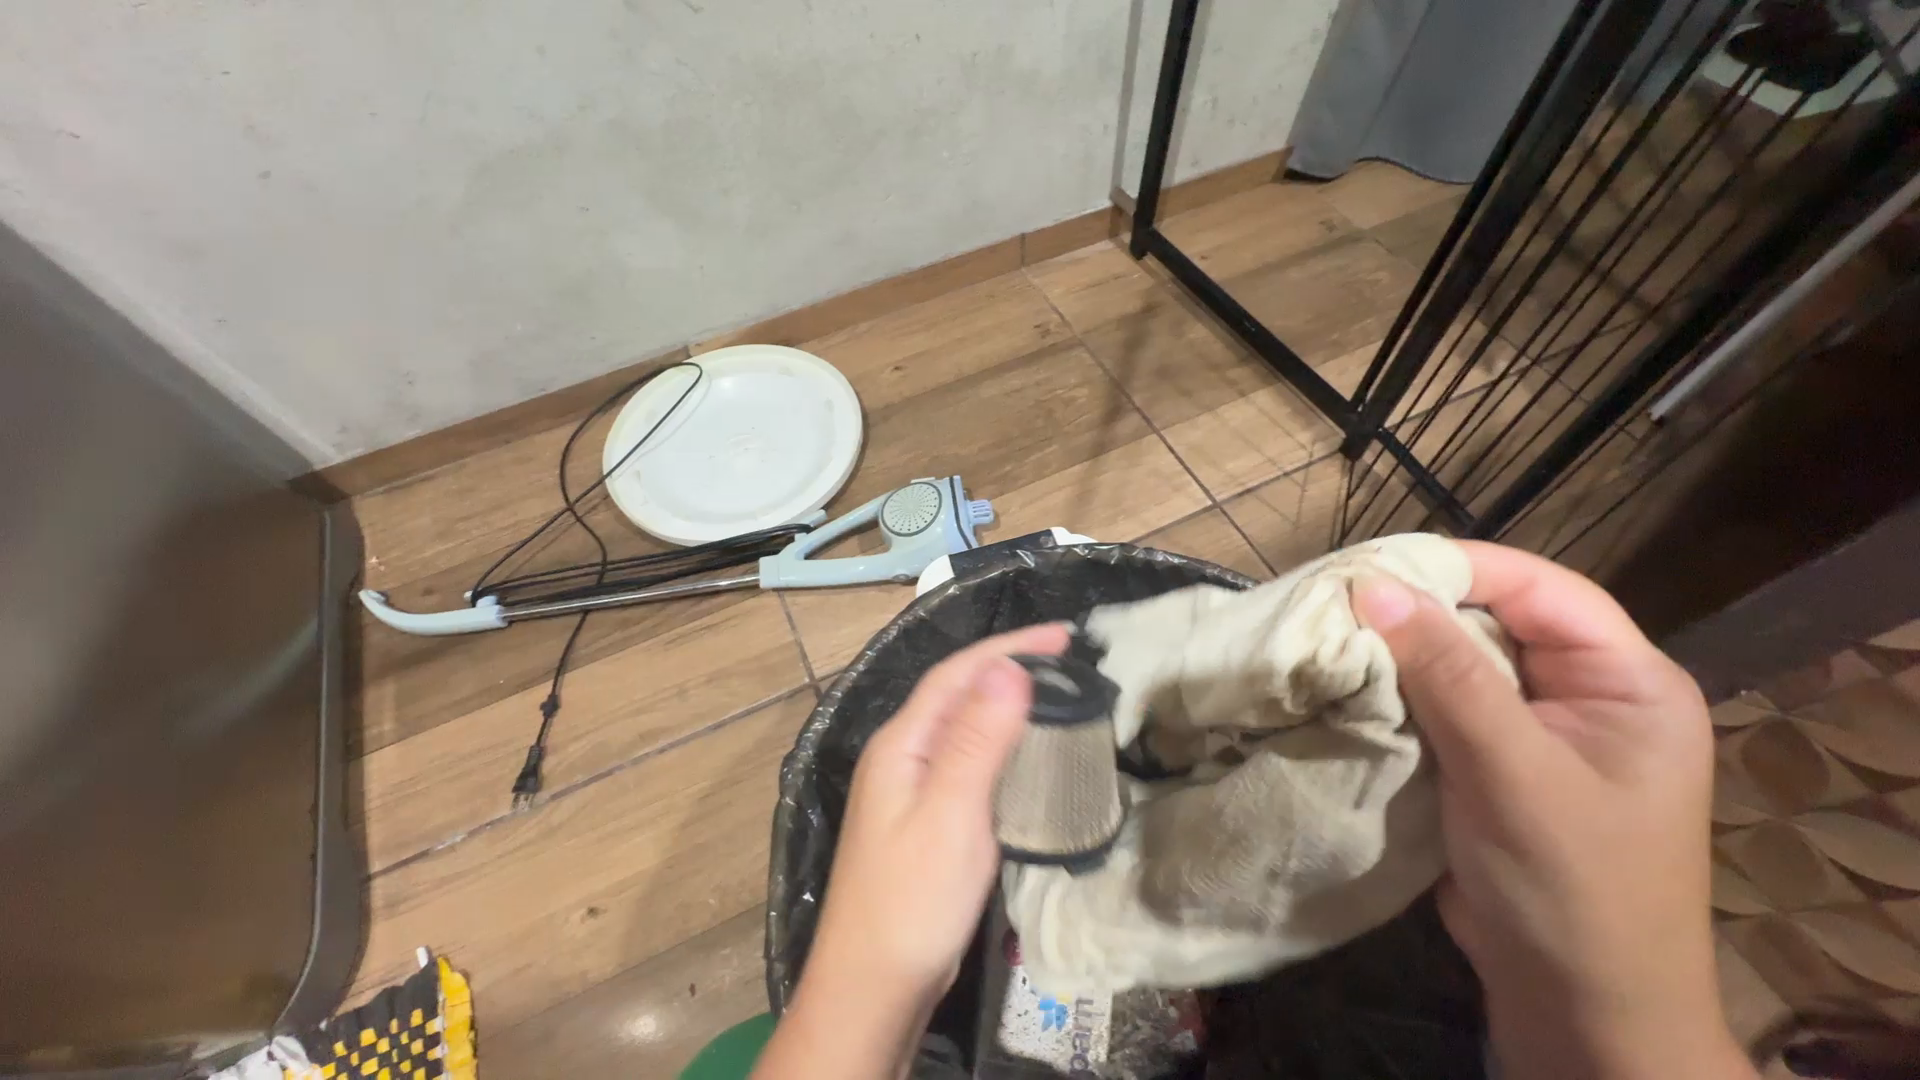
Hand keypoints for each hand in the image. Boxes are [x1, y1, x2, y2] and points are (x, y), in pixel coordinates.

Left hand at [755, 622, 1069, 1079]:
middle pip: (957, 693)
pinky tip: (1021, 753)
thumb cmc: (912, 900)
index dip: (1009, 646)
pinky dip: (998, 743)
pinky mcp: (923, 819)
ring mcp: (909, 789)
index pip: (957, 674)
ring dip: (1004, 701)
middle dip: (1009, 665)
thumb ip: (978, 740)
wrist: (872, 986)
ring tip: (1054, 693)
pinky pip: (965, 761)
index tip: (1064, 635)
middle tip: (1068, 659)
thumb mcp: (951, 814)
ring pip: (961, 726)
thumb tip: (1008, 666)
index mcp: (901, 743)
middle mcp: (900, 756)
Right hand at [1352, 541, 1752, 1079]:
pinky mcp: (1487, 760)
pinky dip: (1392, 692)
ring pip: (1455, 661)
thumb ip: (1447, 674)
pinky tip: (1345, 683)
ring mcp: (1531, 728)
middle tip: (1333, 598)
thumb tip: (1371, 586)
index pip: (1540, 589)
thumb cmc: (1570, 886)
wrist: (1575, 1005)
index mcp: (1625, 682)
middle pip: (1491, 619)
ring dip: (1396, 651)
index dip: (1459, 566)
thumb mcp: (1512, 772)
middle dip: (1415, 608)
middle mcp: (1581, 692)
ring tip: (1326, 634)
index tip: (1371, 563)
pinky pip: (1435, 703)